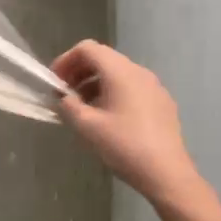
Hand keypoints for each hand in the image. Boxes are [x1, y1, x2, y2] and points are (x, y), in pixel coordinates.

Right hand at [52, 41, 206, 208]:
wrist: (166, 172)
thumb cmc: (124, 146)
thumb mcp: (87, 127)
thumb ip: (68, 106)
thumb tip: (63, 98)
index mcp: (120, 71)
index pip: (87, 48)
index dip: (66, 61)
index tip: (54, 83)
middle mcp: (139, 71)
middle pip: (103, 59)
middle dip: (79, 73)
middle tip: (65, 96)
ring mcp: (154, 86)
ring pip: (118, 74)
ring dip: (95, 85)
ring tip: (84, 110)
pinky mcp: (162, 102)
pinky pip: (132, 88)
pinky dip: (114, 94)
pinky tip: (109, 119)